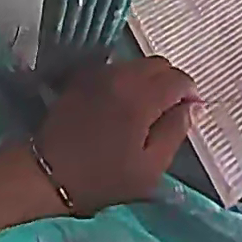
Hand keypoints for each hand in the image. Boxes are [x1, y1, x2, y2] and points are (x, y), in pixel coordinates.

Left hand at [36, 57, 195, 212]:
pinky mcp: (84, 76)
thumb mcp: (149, 168)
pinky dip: (128, 79)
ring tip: (146, 109)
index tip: (189, 111)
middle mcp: (121, 76)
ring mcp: (100, 72)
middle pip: (158, 64)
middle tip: (169, 110)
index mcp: (140, 98)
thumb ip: (175, 131)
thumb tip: (191, 107)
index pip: (178, 78)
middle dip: (170, 82)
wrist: (49, 172)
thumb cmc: (103, 177)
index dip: (190, 93)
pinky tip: (123, 104)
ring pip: (138, 63)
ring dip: (149, 79)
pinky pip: (117, 68)